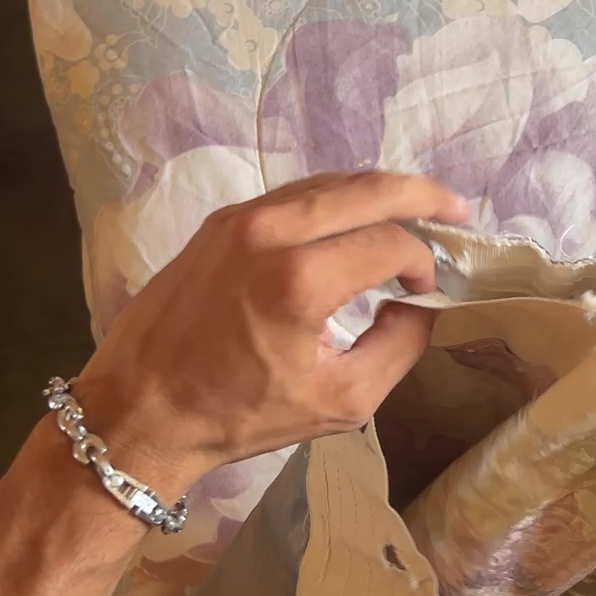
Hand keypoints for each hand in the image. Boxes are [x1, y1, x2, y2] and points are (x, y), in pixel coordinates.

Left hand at [69, 172, 468, 496]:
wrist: (138, 411)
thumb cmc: (243, 414)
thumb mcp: (346, 401)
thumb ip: (401, 345)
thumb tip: (421, 303)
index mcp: (300, 281)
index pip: (392, 244)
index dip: (423, 265)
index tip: (426, 291)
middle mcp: (271, 232)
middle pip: (370, 189)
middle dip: (424, 195)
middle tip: (457, 210)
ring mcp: (242, 218)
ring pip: (334, 181)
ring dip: (384, 190)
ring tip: (419, 206)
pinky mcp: (224, 219)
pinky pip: (300, 191)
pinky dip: (342, 196)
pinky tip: (362, 213)